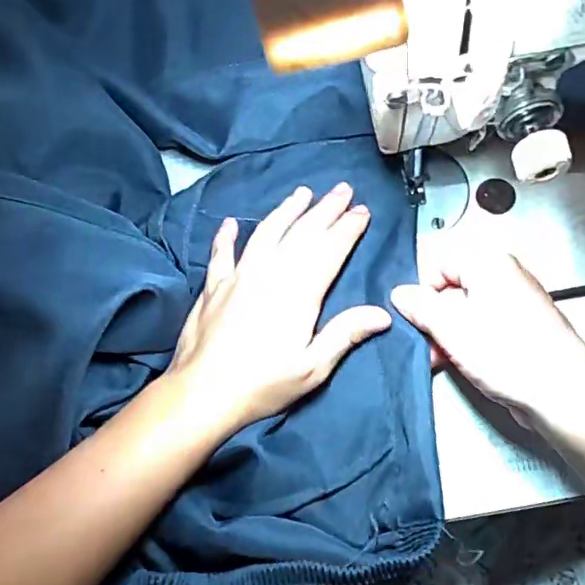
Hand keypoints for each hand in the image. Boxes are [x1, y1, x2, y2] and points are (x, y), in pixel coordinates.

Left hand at [164, 183, 392, 436]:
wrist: (202, 393)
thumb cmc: (262, 385)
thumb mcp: (312, 367)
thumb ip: (345, 335)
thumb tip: (383, 314)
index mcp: (298, 293)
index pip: (329, 251)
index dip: (347, 229)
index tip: (362, 211)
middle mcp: (269, 274)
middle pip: (301, 233)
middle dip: (325, 210)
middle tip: (342, 190)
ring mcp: (238, 277)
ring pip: (266, 233)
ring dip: (285, 211)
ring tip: (301, 194)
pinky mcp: (213, 288)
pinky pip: (221, 254)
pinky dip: (227, 236)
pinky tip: (231, 224)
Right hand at [389, 240, 584, 427]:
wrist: (559, 392)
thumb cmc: (512, 354)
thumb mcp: (450, 326)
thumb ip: (420, 306)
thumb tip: (401, 295)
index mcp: (490, 263)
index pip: (439, 264)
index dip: (422, 292)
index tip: (412, 318)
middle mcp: (506, 279)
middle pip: (453, 291)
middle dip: (435, 319)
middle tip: (426, 343)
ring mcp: (516, 307)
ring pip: (467, 315)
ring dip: (450, 337)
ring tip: (444, 360)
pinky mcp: (522, 334)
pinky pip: (485, 333)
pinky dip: (470, 347)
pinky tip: (464, 366)